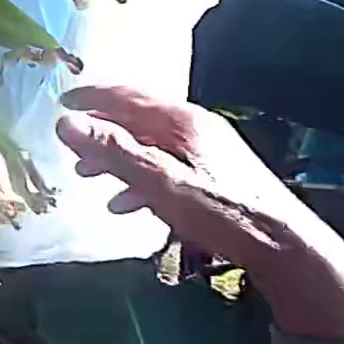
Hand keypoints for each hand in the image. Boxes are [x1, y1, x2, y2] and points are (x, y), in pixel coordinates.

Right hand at [55, 85, 343, 342]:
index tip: (60, 101)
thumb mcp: (158, 180)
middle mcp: (192, 128)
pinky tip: (121, 202)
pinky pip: (159, 166)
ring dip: (111, 156)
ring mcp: (203, 151)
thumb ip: (111, 150)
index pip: (127, 96)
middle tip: (68, 144)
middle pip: (134, 119)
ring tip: (85, 173)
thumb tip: (65, 123)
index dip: (90, 96)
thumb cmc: (219, 211)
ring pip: (144, 144)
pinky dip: (133, 178)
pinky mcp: (209, 173)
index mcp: (181, 121)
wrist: (284, 247)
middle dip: (97, 129)